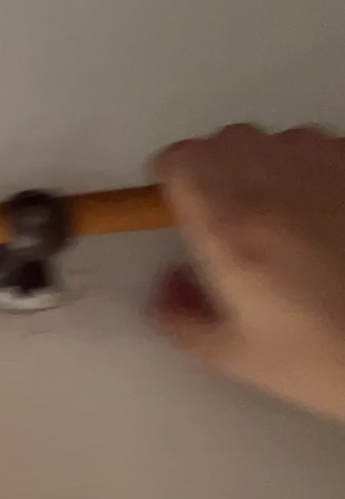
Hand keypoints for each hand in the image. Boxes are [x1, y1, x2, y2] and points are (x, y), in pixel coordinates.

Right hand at [150, 124, 344, 419]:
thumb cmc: (330, 361)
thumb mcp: (231, 355)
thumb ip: (178, 315)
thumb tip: (171, 283)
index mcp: (230, 229)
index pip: (181, 160)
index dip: (171, 175)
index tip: (177, 204)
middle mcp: (282, 193)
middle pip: (231, 138)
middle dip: (220, 163)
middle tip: (231, 204)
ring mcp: (343, 183)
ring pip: (290, 137)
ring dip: (276, 160)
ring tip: (289, 203)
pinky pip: (340, 151)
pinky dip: (328, 167)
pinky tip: (336, 208)